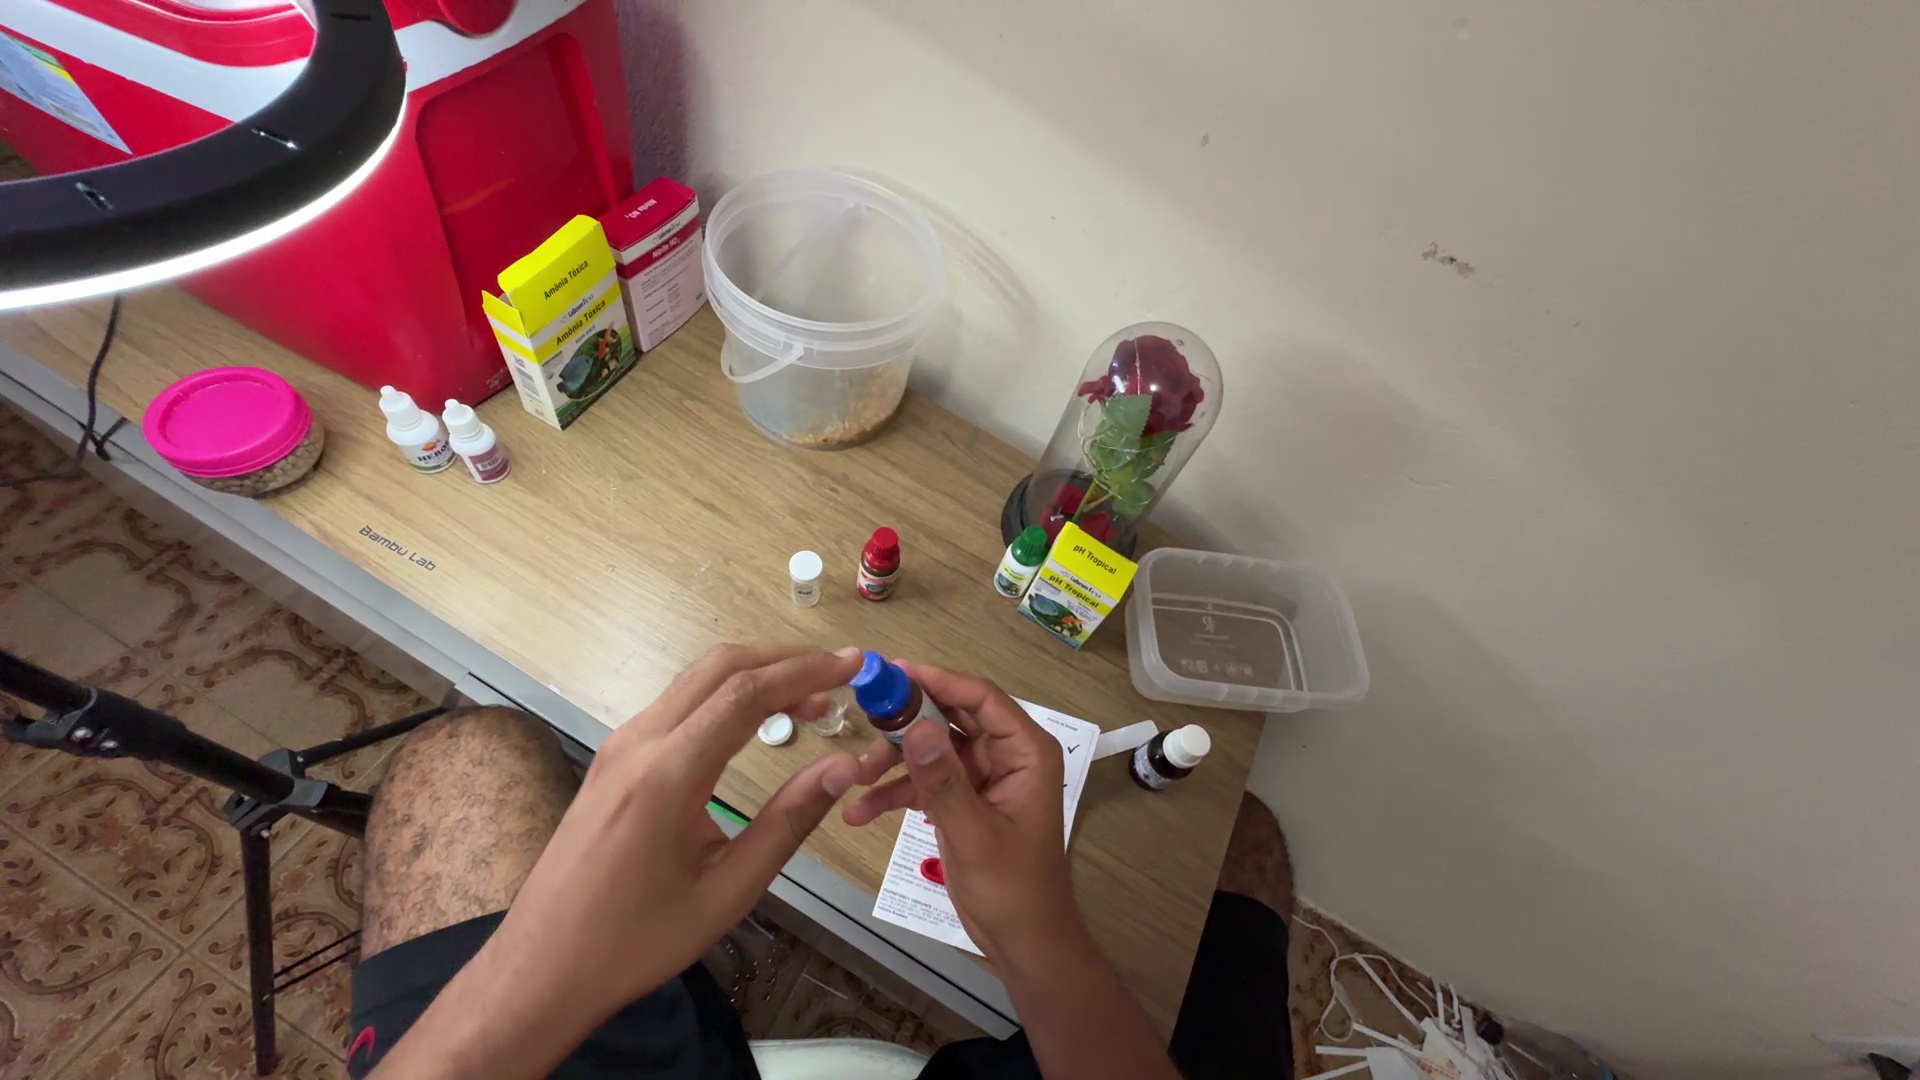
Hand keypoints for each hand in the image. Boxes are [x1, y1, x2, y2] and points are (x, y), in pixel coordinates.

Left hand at [486, 643, 863, 1021]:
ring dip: (759, 672)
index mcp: (668, 774)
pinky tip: (758, 718)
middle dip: (787, 658)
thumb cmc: (637, 940)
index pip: (746, 693)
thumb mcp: (728, 891)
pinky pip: (682, 700)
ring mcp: (623, 742)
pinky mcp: (617, 753)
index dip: (807, 669)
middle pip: (722, 666)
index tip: (854, 663)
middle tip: (839, 672)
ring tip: (812, 694)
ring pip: (699, 677)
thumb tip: (845, 766)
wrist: (539, 969)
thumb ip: (790, 821)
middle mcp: (641, 741)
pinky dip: (730, 692)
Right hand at [842, 661, 1077, 958]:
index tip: (894, 672)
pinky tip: (862, 812)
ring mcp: (982, 775)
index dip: (938, 680)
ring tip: (857, 777)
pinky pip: (927, 780)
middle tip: (864, 713)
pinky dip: (897, 792)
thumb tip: (914, 727)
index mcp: (1025, 750)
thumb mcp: (974, 834)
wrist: (1024, 943)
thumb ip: (944, 780)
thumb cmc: (1013, 889)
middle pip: (952, 717)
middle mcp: (1005, 753)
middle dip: (907, 720)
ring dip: (895, 761)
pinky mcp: (963, 797)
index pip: (981, 699)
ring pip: (933, 747)